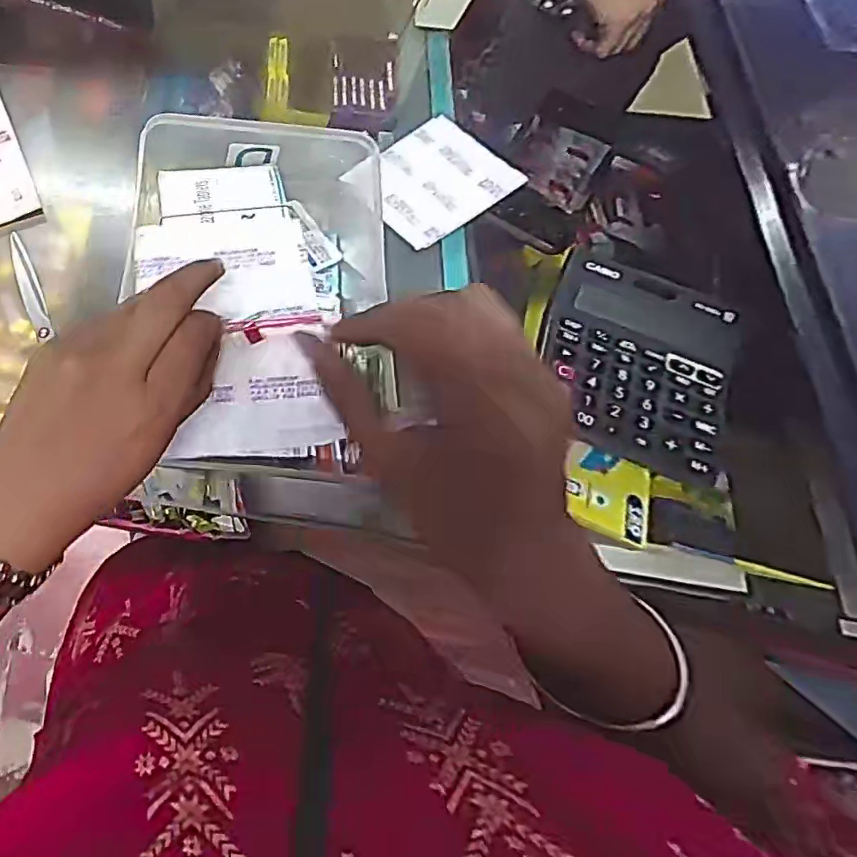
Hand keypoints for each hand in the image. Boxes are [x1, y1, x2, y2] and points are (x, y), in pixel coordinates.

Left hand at [0, 259, 224, 571]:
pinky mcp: (50, 347)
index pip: (192, 337)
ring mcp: (76, 351)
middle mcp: (113, 366)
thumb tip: (203, 348)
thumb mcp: (156, 444)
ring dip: (154, 302)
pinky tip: (123, 338)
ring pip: (128, 307)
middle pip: (161, 303)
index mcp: (149, 404)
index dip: (209, 322)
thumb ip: (186, 392)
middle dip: (192, 279)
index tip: (214, 320)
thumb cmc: (96, 480)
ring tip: (168, 306)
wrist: (22, 489)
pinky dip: (120, 323)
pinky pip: (98, 323)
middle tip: (209, 269)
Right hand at [301, 287, 581, 586]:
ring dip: (427, 315)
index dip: (369, 323)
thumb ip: (346, 396)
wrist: (523, 552)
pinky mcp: (545, 378)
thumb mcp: (387, 460)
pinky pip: (497, 326)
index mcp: (476, 398)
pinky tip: (434, 358)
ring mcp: (538, 373)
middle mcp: (517, 375)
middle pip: (449, 305)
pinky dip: (456, 329)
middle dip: (396, 314)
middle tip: (362, 340)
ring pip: (478, 304)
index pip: (419, 324)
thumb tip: (310, 349)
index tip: (338, 337)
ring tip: (396, 343)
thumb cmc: (450, 518)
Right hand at [570, 0, 666, 56]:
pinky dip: (589, 46)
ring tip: (582, 33)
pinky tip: (578, 34)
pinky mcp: (618, 25)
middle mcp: (651, 7)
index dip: (621, 30)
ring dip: (598, 44)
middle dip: (610, 40)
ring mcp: (636, 17)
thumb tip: (612, 12)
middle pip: (631, 39)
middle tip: (590, 35)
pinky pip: (603, 48)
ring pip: (617, 46)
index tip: (602, 27)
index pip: (643, 25)